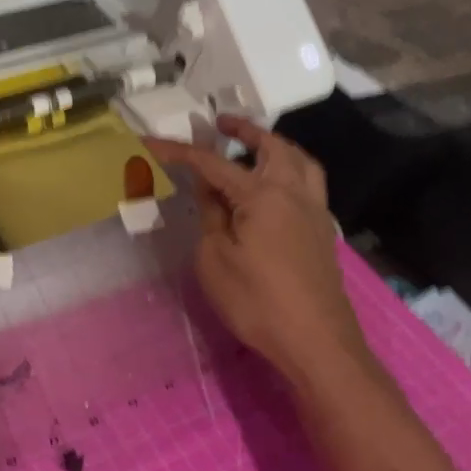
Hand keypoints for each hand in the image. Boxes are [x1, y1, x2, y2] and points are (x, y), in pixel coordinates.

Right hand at [145, 117, 367, 385]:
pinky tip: (270, 187)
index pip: (212, 163)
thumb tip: (208, 188)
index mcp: (263, 195)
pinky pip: (308, 184)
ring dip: (275, 147)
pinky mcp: (322, 234)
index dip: (177, 151)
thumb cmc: (258, 301)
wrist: (318, 346)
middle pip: (274, 148)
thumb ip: (211, 214)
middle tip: (221, 124)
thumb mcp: (215, 257)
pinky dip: (289, 170)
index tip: (148, 141)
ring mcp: (315, 213)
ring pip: (301, 163)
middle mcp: (294, 194)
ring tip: (251, 147)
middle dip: (245, 131)